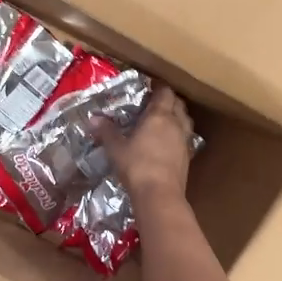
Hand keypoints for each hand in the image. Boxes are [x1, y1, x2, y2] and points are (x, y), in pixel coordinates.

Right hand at [97, 85, 193, 202]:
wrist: (159, 194)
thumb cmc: (136, 165)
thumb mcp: (116, 148)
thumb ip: (106, 131)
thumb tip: (93, 119)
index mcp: (159, 115)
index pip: (164, 92)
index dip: (158, 87)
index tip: (149, 86)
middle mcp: (176, 124)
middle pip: (178, 104)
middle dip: (169, 100)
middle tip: (155, 103)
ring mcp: (185, 140)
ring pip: (186, 120)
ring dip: (177, 116)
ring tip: (164, 120)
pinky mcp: (188, 157)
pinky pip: (186, 137)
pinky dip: (179, 134)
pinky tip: (168, 142)